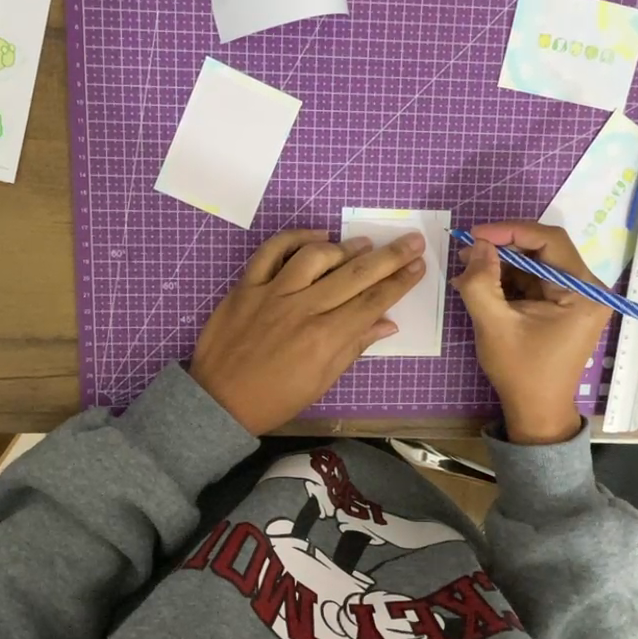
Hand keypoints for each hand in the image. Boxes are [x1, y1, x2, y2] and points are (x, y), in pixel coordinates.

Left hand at [191, 229, 425, 434]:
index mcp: (325, 338)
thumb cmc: (275, 398)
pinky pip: (271, 251)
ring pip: (316, 256)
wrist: (219, 401)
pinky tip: (317, 237)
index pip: (373, 301)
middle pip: (355, 274)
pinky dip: (295, 238)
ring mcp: (272, 293)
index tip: (419, 265)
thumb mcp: (321, 382)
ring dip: (345, 247)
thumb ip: (354, 346)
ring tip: (364, 244)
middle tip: (412, 241)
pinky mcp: (246, 286)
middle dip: (389, 256)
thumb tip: (387, 322)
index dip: (400, 282)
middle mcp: (302, 309)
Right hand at [453, 221, 611, 444]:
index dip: (510, 231)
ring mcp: (575, 297)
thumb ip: (481, 282)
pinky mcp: (562, 306)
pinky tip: (480, 285)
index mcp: (582, 292)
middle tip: (467, 254)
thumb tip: (477, 246)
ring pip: (535, 264)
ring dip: (501, 265)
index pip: (549, 241)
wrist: (536, 410)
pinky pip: (534, 281)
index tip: (475, 235)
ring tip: (467, 272)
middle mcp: (587, 288)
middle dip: (502, 249)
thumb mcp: (494, 324)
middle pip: (542, 250)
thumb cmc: (520, 371)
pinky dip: (507, 280)